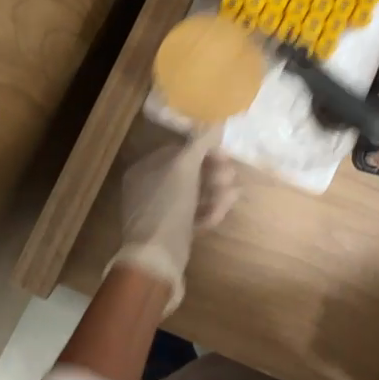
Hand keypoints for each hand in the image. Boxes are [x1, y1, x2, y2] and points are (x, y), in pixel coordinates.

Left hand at [108, 128, 239, 314]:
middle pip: (187, 173)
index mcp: (144, 169)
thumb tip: (217, 122)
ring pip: (193, 195)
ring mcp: (160, 212)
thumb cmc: (167, 205)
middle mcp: (149, 189)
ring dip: (215, 191)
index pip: (176, 151)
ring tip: (234, 193)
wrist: (157, 257)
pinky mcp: (172, 232)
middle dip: (212, 172)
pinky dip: (209, 210)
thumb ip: (200, 143)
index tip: (224, 153)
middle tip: (231, 174)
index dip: (202, 150)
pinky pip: (193, 215)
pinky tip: (224, 209)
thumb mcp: (184, 167)